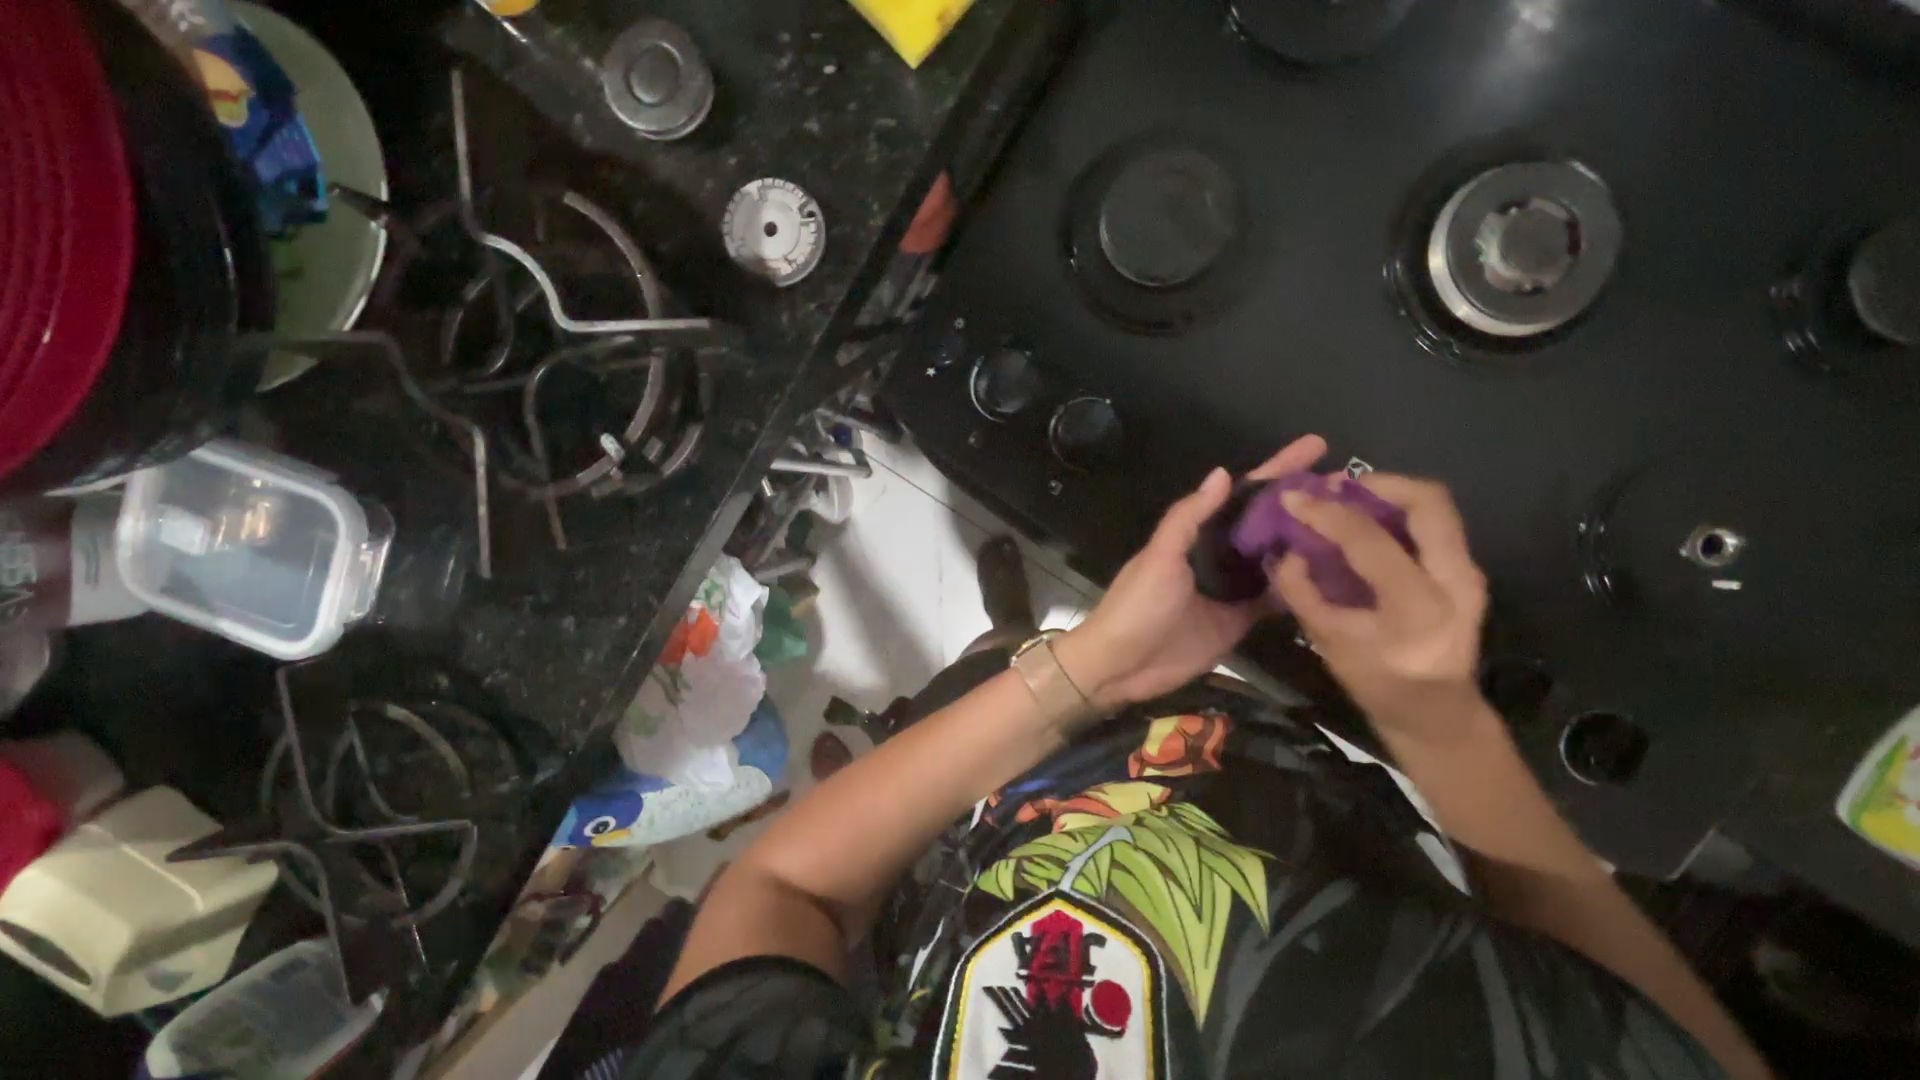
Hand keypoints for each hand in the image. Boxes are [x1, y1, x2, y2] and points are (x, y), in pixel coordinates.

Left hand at [1054, 435, 1328, 706]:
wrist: (1121, 667)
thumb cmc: (1136, 606)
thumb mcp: (1159, 557)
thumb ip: (1188, 518)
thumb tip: (1223, 472)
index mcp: (1197, 533)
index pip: (1243, 493)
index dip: (1277, 469)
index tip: (1317, 446)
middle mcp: (1219, 554)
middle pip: (1268, 522)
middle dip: (1304, 502)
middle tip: (1354, 487)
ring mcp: (1233, 587)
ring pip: (1278, 557)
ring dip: (1309, 540)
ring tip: (1358, 522)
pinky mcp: (1241, 619)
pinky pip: (1277, 598)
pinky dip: (1302, 586)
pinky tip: (1337, 573)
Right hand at [1267, 474, 1488, 729]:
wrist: (1436, 715)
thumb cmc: (1378, 684)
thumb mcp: (1328, 642)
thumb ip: (1302, 593)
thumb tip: (1285, 551)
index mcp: (1417, 607)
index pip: (1370, 540)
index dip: (1326, 513)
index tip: (1294, 499)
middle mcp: (1455, 582)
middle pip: (1428, 502)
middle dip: (1378, 484)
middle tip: (1335, 488)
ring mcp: (1470, 575)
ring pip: (1436, 509)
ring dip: (1390, 496)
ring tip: (1348, 500)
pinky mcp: (1468, 573)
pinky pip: (1435, 526)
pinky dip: (1400, 514)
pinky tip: (1368, 524)